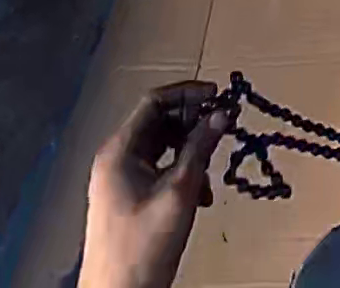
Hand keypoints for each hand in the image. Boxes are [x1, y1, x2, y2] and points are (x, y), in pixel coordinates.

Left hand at [79, 80, 230, 287]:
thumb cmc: (145, 246)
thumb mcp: (179, 192)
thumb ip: (200, 147)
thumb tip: (223, 112)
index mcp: (120, 149)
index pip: (155, 101)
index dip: (188, 93)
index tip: (218, 95)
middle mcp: (116, 157)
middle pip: (158, 121)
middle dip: (192, 121)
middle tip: (223, 124)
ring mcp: (119, 178)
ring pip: (161, 145)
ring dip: (190, 149)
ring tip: (213, 163)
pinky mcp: (127, 198)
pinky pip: (158, 168)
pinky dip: (180, 171)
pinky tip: (201, 193)